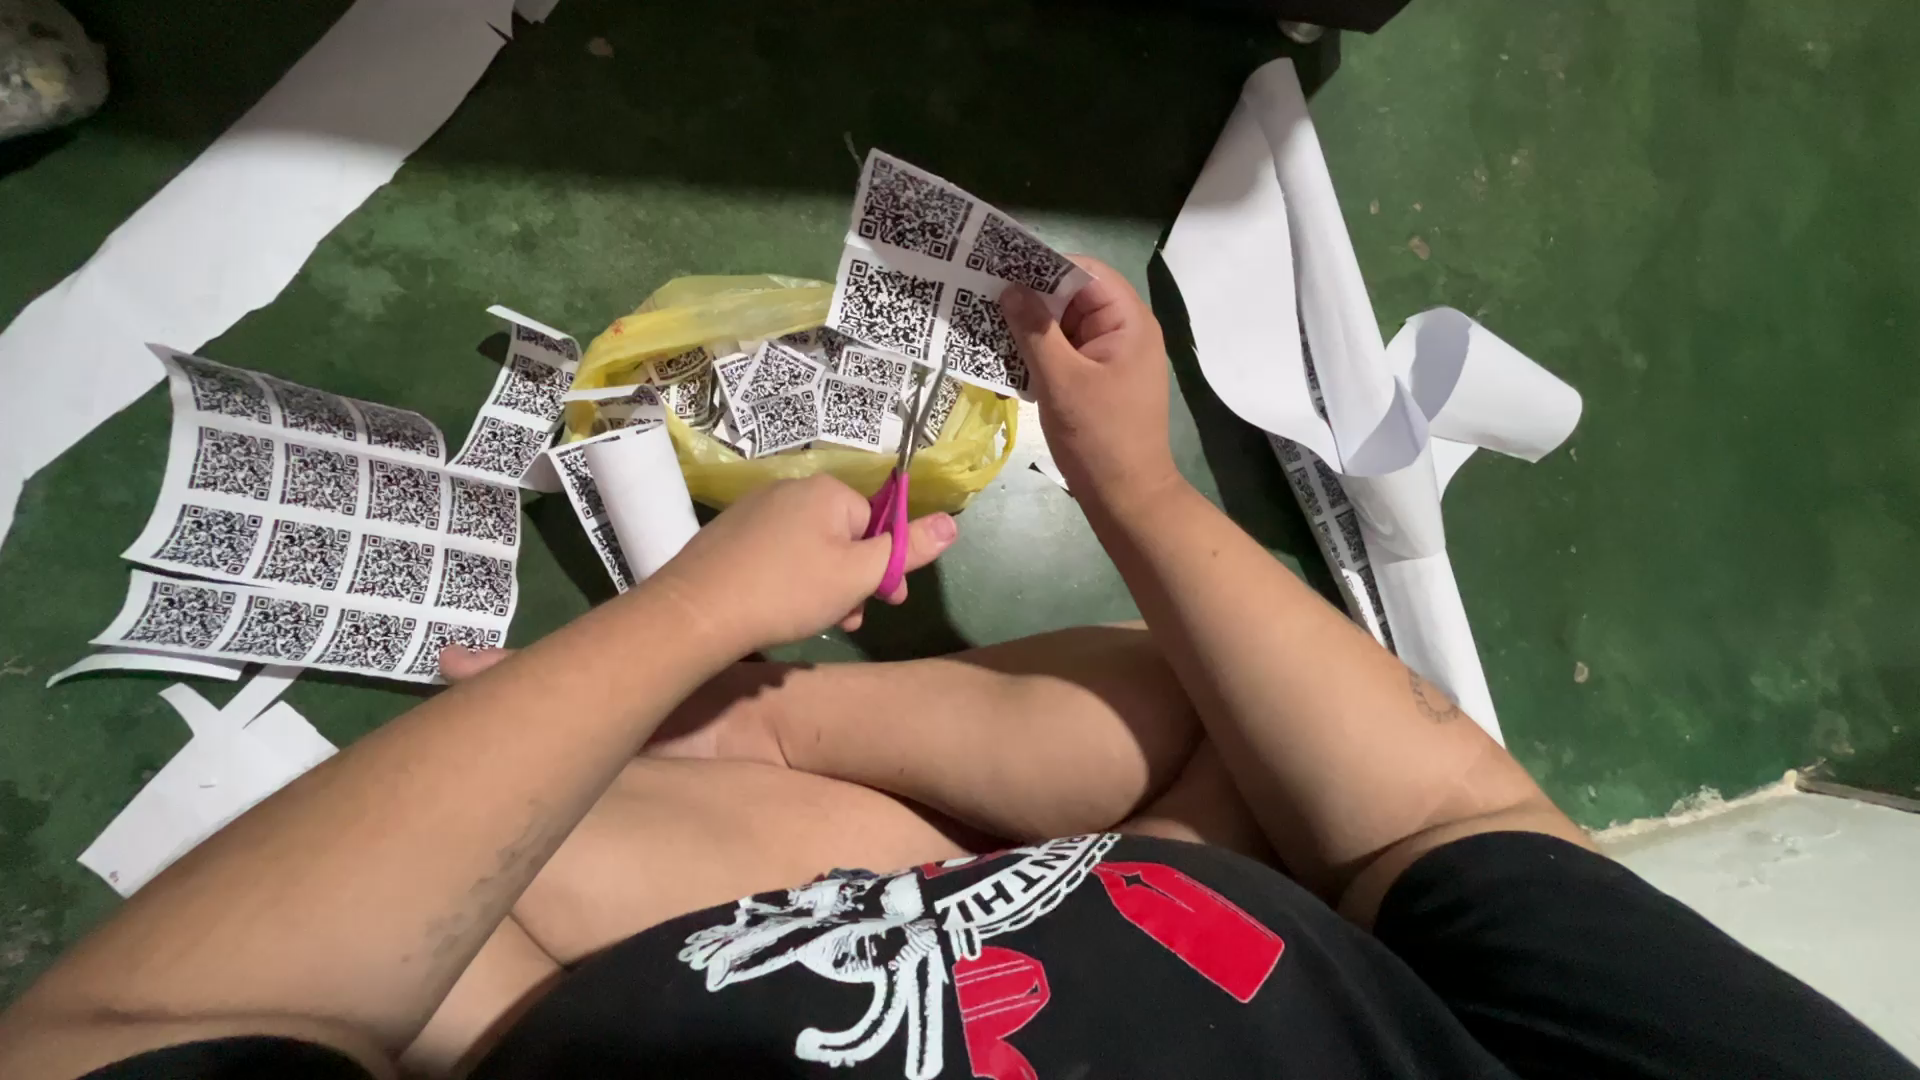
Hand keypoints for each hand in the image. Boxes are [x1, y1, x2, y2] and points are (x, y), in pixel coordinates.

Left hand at [644, 474, 956, 652]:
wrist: (696, 613)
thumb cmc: (788, 592)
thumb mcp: (859, 575)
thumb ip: (908, 550)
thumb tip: (953, 521)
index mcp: (828, 491)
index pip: (877, 525)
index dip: (886, 567)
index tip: (885, 604)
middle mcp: (791, 489)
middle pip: (845, 535)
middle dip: (854, 579)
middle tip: (850, 621)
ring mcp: (755, 509)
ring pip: (812, 547)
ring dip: (825, 584)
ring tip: (817, 622)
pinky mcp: (730, 532)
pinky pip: (778, 551)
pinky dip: (790, 578)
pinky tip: (781, 609)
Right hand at [1000, 256, 1183, 510]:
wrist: (1127, 498)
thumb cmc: (1099, 438)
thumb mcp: (1062, 381)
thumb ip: (1035, 331)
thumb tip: (1010, 289)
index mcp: (1128, 322)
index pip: (1085, 272)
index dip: (1043, 267)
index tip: (1000, 272)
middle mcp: (1124, 333)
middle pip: (1073, 299)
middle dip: (1030, 301)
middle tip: (983, 301)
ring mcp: (1111, 360)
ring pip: (1065, 329)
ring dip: (1030, 332)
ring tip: (987, 333)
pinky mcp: (1098, 384)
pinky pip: (1065, 357)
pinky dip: (1039, 358)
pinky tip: (1007, 367)